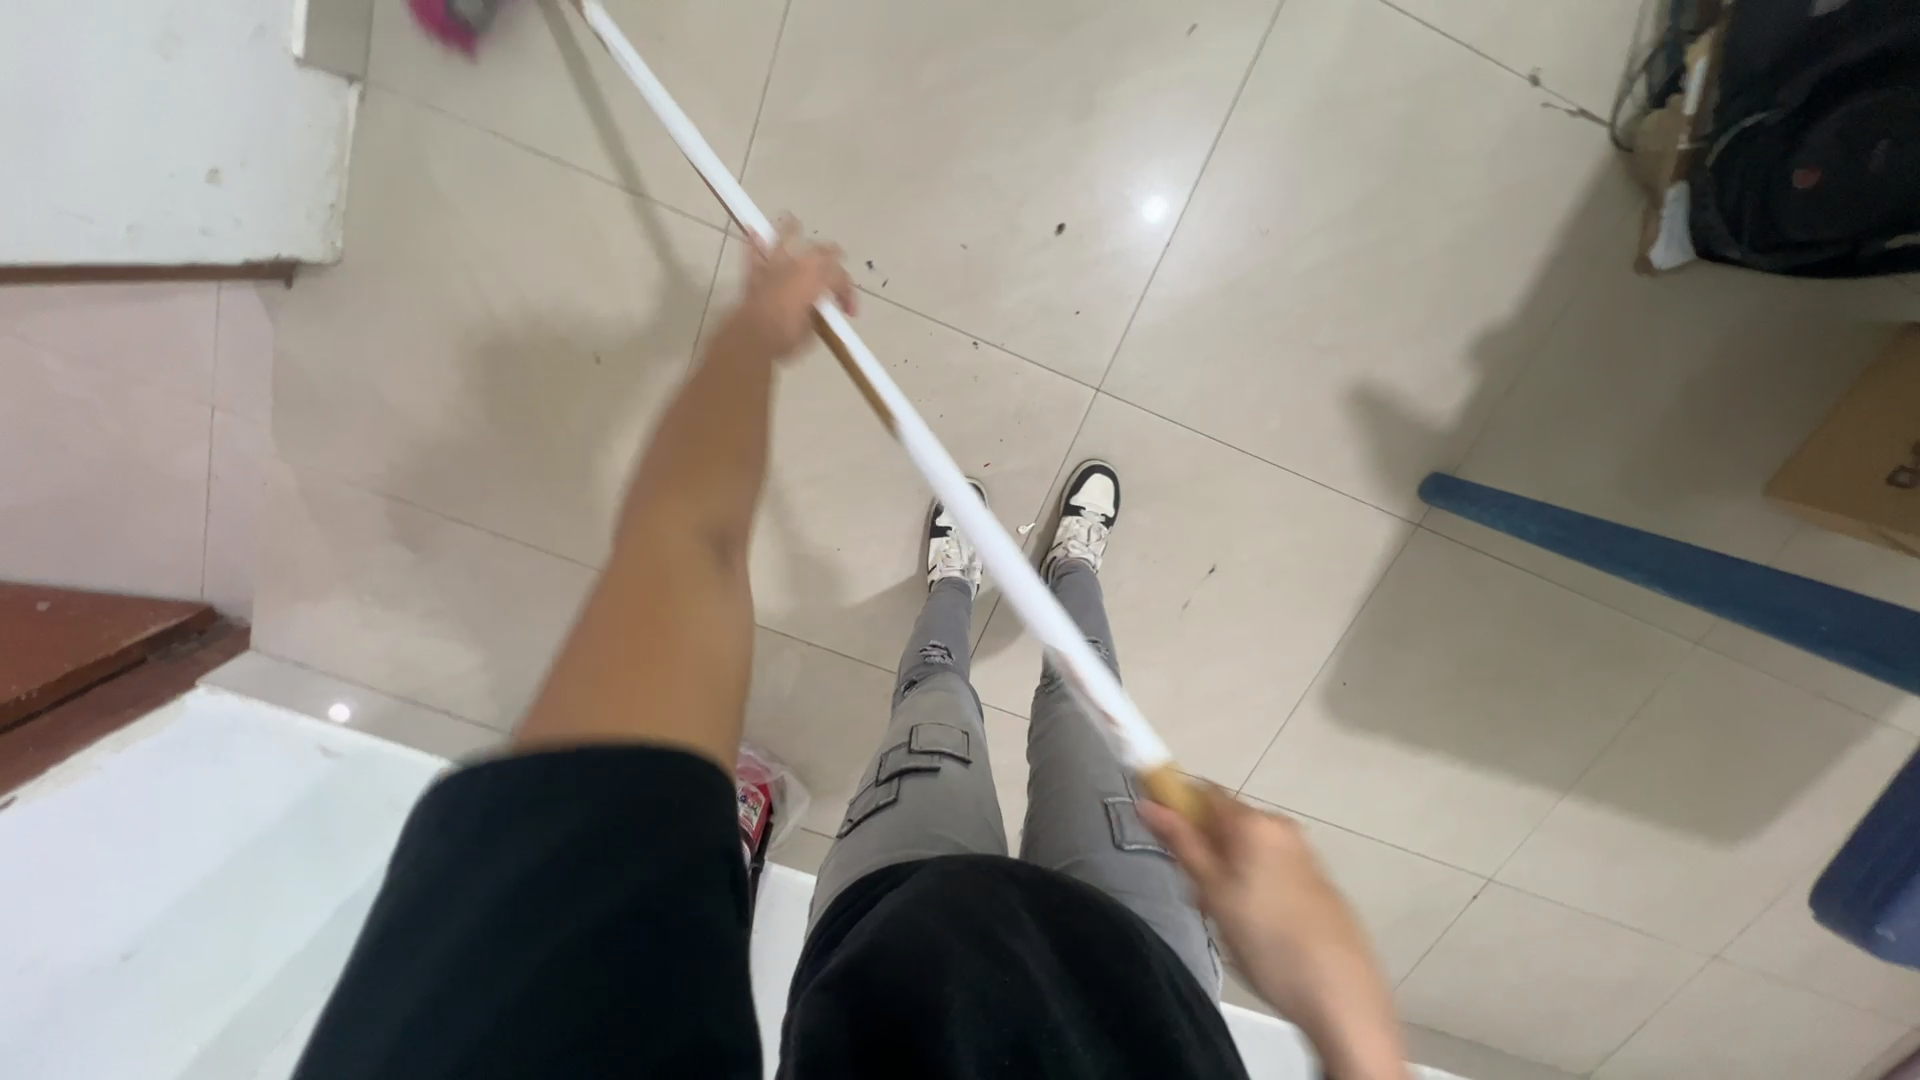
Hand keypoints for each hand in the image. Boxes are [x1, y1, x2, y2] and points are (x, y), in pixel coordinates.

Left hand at [719, 216, 856, 360]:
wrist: (749, 338)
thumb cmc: (785, 337)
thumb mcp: (812, 331)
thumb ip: (818, 314)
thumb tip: (819, 310)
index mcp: (816, 280)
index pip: (840, 278)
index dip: (849, 293)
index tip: (850, 312)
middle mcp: (796, 265)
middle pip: (821, 252)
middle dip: (832, 257)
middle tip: (836, 267)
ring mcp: (773, 266)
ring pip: (785, 238)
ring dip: (790, 230)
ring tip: (793, 222)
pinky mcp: (753, 272)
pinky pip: (753, 251)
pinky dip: (754, 242)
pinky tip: (752, 231)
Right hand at [1140, 787, 1407, 1079]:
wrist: (1343, 999)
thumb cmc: (1266, 940)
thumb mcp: (1213, 892)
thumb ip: (1180, 843)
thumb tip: (1147, 803)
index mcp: (1254, 822)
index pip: (1202, 791)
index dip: (1175, 805)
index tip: (1160, 836)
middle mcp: (1281, 827)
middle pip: (1225, 822)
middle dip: (1202, 850)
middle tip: (1196, 895)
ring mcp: (1305, 855)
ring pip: (1247, 850)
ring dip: (1225, 872)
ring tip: (1225, 920)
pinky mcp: (1319, 884)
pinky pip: (1271, 869)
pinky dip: (1253, 886)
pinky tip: (1256, 929)